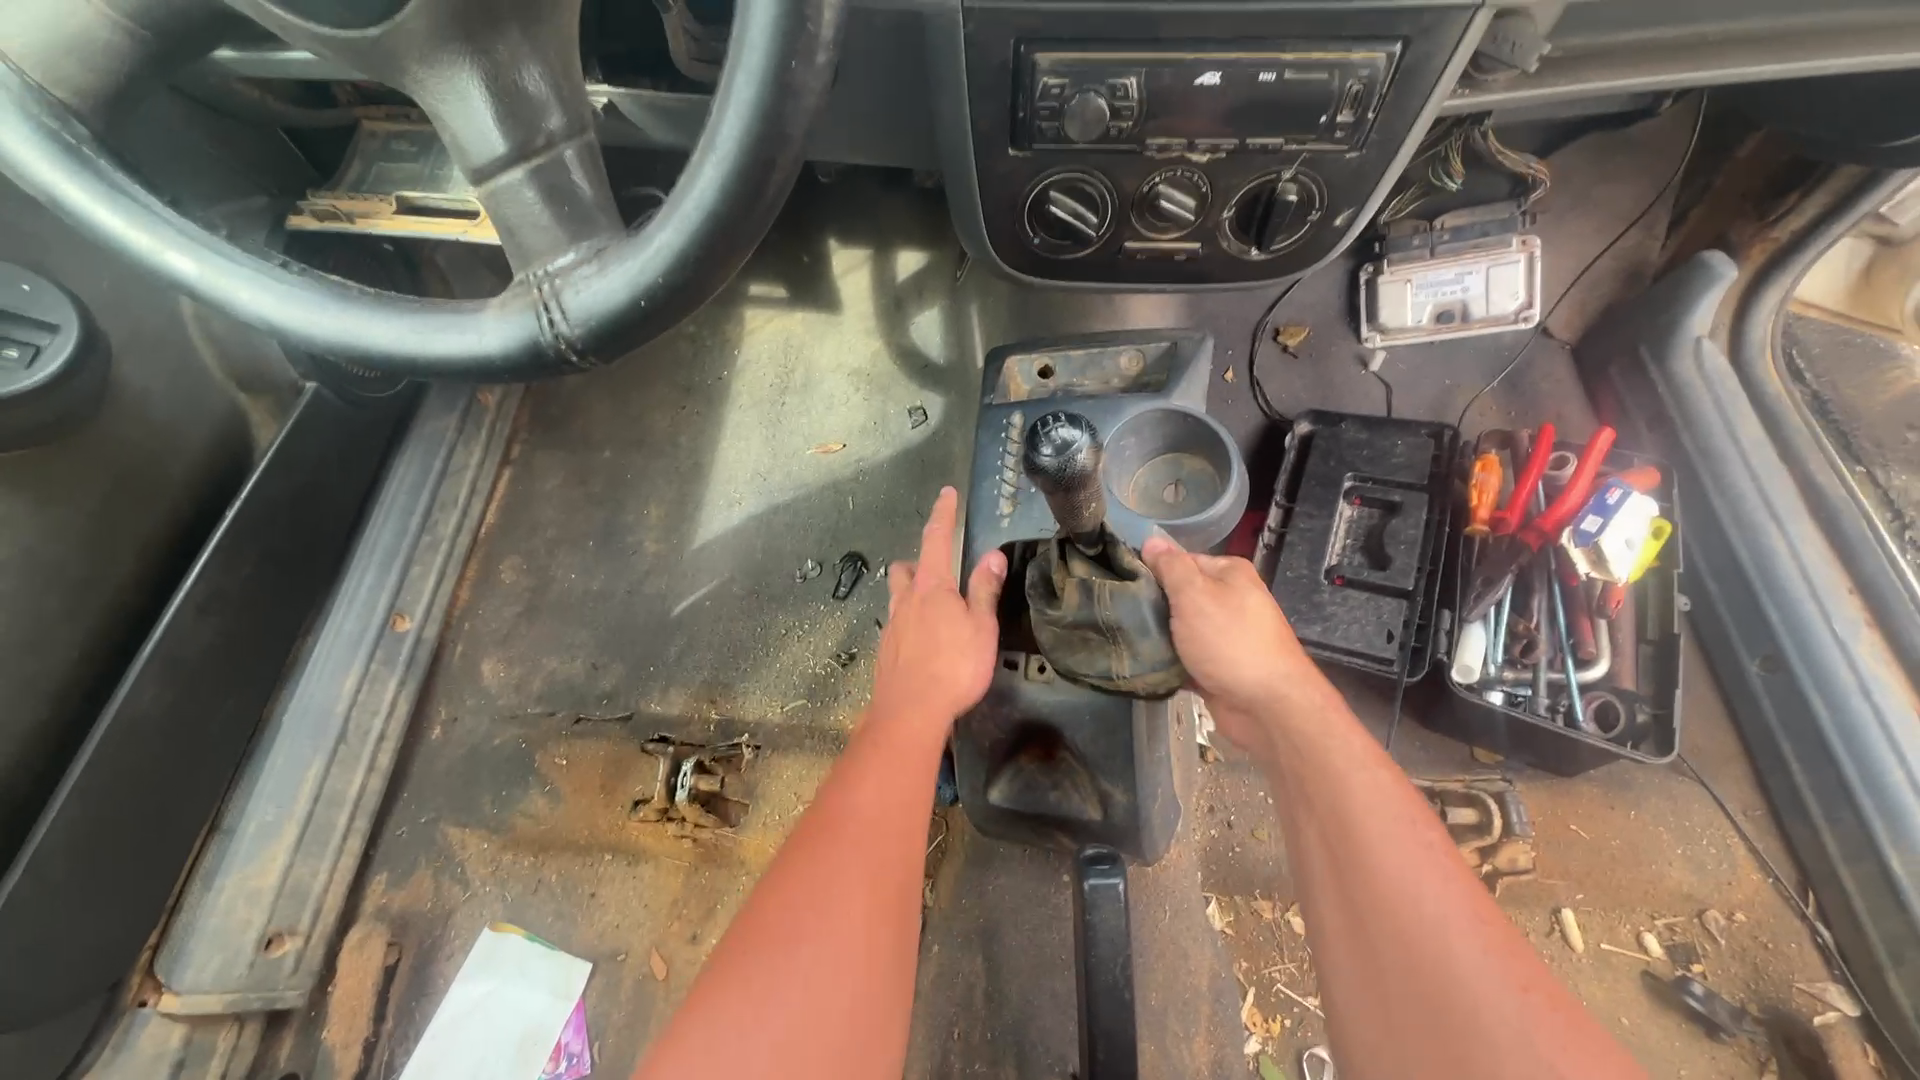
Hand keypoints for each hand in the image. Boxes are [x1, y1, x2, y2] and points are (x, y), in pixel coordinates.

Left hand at [870, 487, 1007, 733]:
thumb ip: (984, 590)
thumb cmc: (953, 667)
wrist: (909, 711)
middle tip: (939, 571)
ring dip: (911, 592)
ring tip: (933, 609)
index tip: (947, 494)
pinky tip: (923, 642)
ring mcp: (892, 625)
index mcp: (931, 587)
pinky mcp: (886, 650)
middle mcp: (905, 600)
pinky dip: (909, 622)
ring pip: (897, 595)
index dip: (943, 514)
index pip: (936, 539)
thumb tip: (992, 554)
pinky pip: (897, 623)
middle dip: (919, 561)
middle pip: (905, 567)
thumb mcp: (980, 627)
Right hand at [1140, 534, 1335, 751]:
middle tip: (1119, 613)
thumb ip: (1171, 567)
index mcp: (1229, 573)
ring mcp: (1224, 636)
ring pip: (1178, 629)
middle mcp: (1230, 600)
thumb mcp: (1195, 594)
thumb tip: (1151, 541)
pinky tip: (1142, 664)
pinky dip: (1167, 662)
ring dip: (1156, 637)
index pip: (1180, 561)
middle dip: (1152, 607)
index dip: (1152, 571)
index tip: (1124, 584)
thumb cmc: (1230, 641)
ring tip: (1122, 639)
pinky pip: (1183, 658)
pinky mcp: (1217, 667)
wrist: (1267, 707)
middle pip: (1178, 595)